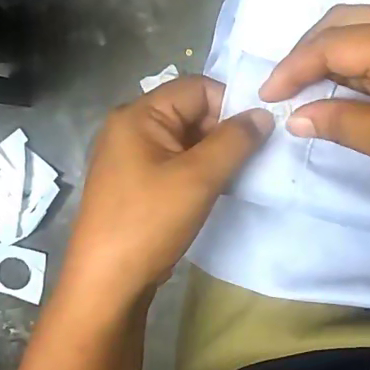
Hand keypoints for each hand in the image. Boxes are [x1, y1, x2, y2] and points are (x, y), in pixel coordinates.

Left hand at [63, 75, 271, 298]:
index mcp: (137, 115)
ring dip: (213, 155)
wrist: (107, 282)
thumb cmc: (149, 222)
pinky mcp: (134, 184)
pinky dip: (198, 172)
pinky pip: (174, 164)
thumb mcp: (198, 178)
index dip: (231, 104)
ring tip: (237, 178)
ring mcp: (129, 158)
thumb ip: (234, 140)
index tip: (259, 133)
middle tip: (252, 160)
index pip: (196, 87)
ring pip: (185, 141)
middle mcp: (129, 128)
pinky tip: (216, 192)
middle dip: (224, 131)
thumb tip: (263, 114)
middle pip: (189, 111)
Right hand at [258, 4, 369, 203]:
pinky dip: (355, 62)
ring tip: (305, 88)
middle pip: (346, 20)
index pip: (334, 42)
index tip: (266, 95)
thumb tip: (296, 116)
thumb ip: (342, 123)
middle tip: (283, 86)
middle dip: (307, 50)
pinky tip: (342, 88)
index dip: (294, 67)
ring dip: (330, 54)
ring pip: (364, 29)